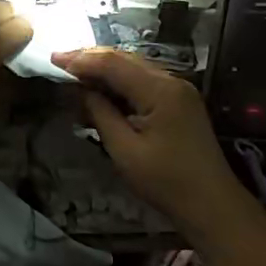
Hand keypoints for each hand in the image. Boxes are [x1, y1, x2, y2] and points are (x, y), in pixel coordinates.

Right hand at [51, 48, 247, 232]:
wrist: (212, 205)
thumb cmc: (166, 181)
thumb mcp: (125, 150)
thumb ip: (100, 114)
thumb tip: (80, 90)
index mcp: (159, 89)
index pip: (113, 63)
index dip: (81, 59)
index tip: (53, 59)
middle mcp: (171, 80)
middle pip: (125, 60)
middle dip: (91, 60)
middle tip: (59, 63)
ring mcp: (178, 90)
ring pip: (134, 69)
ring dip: (105, 70)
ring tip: (74, 76)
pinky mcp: (179, 101)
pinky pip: (144, 82)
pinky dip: (120, 83)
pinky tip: (102, 91)